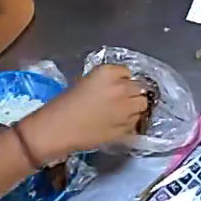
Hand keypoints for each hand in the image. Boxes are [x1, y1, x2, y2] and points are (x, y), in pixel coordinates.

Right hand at [22, 64, 149, 161]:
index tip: (114, 86)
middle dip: (131, 92)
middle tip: (120, 99)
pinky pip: (137, 121)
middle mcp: (122, 87)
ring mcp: (127, 108)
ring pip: (142, 104)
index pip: (126, 72)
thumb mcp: (85, 82)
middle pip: (139, 87)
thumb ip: (104, 81)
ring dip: (135, 106)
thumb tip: (113, 87)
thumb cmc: (64, 104)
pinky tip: (119, 123)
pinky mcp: (127, 127)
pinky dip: (131, 121)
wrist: (58, 129)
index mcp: (108, 72)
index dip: (121, 79)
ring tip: (122, 111)